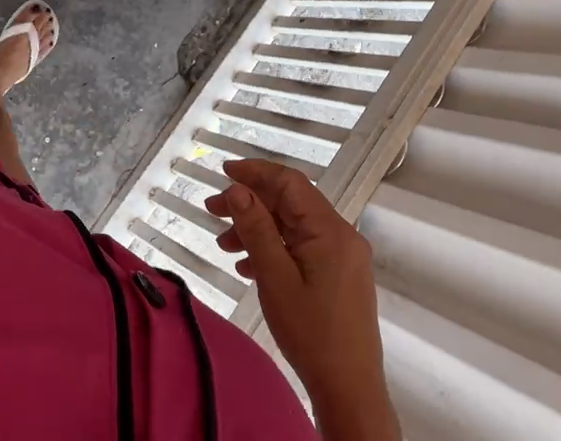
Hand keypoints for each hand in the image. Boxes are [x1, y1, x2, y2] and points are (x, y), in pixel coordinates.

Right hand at [206, 160, 397, 440]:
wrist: (349, 388)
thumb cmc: (310, 331)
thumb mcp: (275, 276)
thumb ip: (256, 227)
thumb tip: (237, 188)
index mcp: (330, 231)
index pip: (291, 183)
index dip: (255, 172)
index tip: (222, 172)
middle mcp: (341, 236)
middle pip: (290, 203)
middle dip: (249, 203)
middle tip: (211, 211)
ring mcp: (342, 257)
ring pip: (292, 227)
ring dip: (257, 228)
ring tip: (224, 245)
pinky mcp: (338, 276)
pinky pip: (300, 247)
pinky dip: (272, 248)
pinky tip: (248, 266)